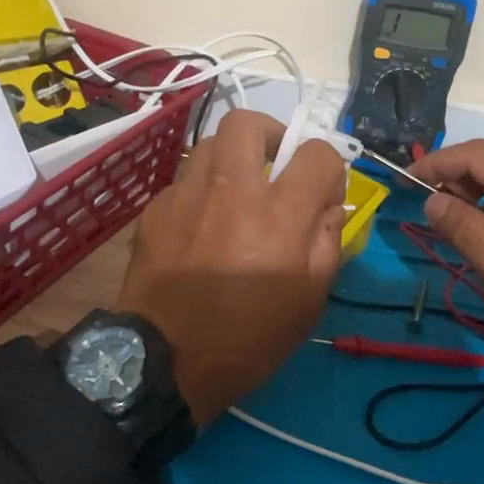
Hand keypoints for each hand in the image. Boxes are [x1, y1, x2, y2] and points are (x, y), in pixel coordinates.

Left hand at [118, 111, 347, 423]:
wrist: (164, 361)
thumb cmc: (247, 339)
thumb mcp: (309, 301)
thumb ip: (327, 242)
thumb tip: (328, 208)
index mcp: (279, 212)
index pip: (317, 153)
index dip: (329, 170)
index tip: (323, 196)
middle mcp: (231, 188)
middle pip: (248, 122)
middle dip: (271, 133)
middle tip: (275, 166)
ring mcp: (186, 194)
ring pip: (210, 145)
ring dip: (231, 160)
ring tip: (235, 194)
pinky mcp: (154, 209)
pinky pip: (184, 181)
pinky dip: (200, 192)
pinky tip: (201, 226)